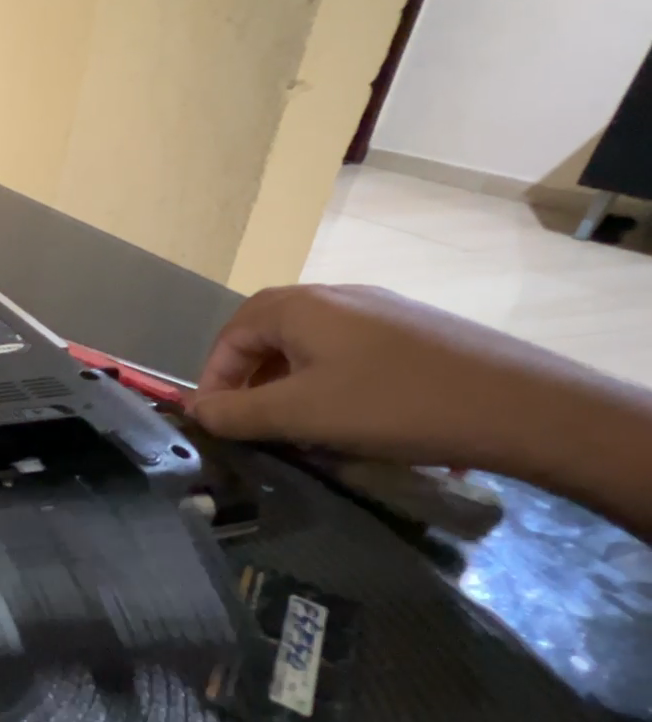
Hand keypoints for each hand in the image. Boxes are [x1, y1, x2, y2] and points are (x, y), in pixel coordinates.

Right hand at [186, 285, 651, 531]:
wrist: (528, 408)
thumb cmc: (392, 405)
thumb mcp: (299, 415)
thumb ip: (235, 413)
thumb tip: (194, 410)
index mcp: (296, 306)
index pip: (228, 338)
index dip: (213, 381)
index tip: (216, 421)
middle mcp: (333, 296)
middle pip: (267, 336)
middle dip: (251, 381)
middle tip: (254, 423)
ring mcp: (380, 309)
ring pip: (309, 345)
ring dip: (290, 384)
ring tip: (301, 425)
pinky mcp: (416, 331)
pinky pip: (349, 351)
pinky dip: (331, 381)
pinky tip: (353, 415)